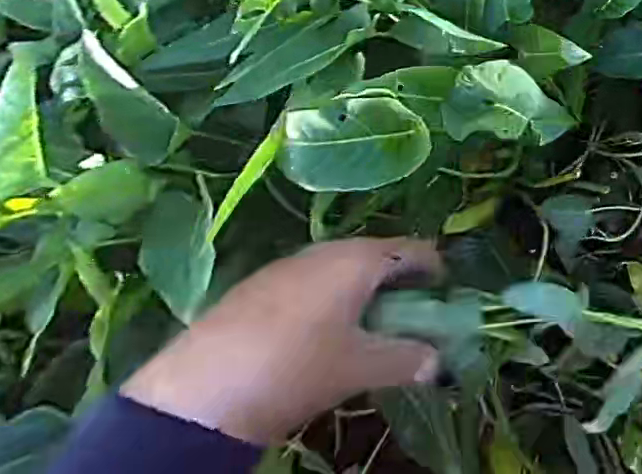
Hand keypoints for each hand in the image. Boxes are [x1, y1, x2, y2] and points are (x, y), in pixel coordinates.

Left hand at [121, 238, 443, 444]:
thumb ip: (405, 359)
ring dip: (364, 289)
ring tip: (367, 326)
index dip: (435, 270)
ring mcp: (293, 262)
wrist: (196, 393)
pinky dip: (330, 296)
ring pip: (344, 266)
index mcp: (361, 257)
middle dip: (399, 282)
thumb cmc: (295, 368)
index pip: (415, 249)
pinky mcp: (262, 281)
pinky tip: (319, 331)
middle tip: (409, 316)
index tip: (445, 296)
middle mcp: (330, 248)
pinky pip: (313, 278)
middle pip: (380, 255)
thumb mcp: (357, 368)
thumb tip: (439, 363)